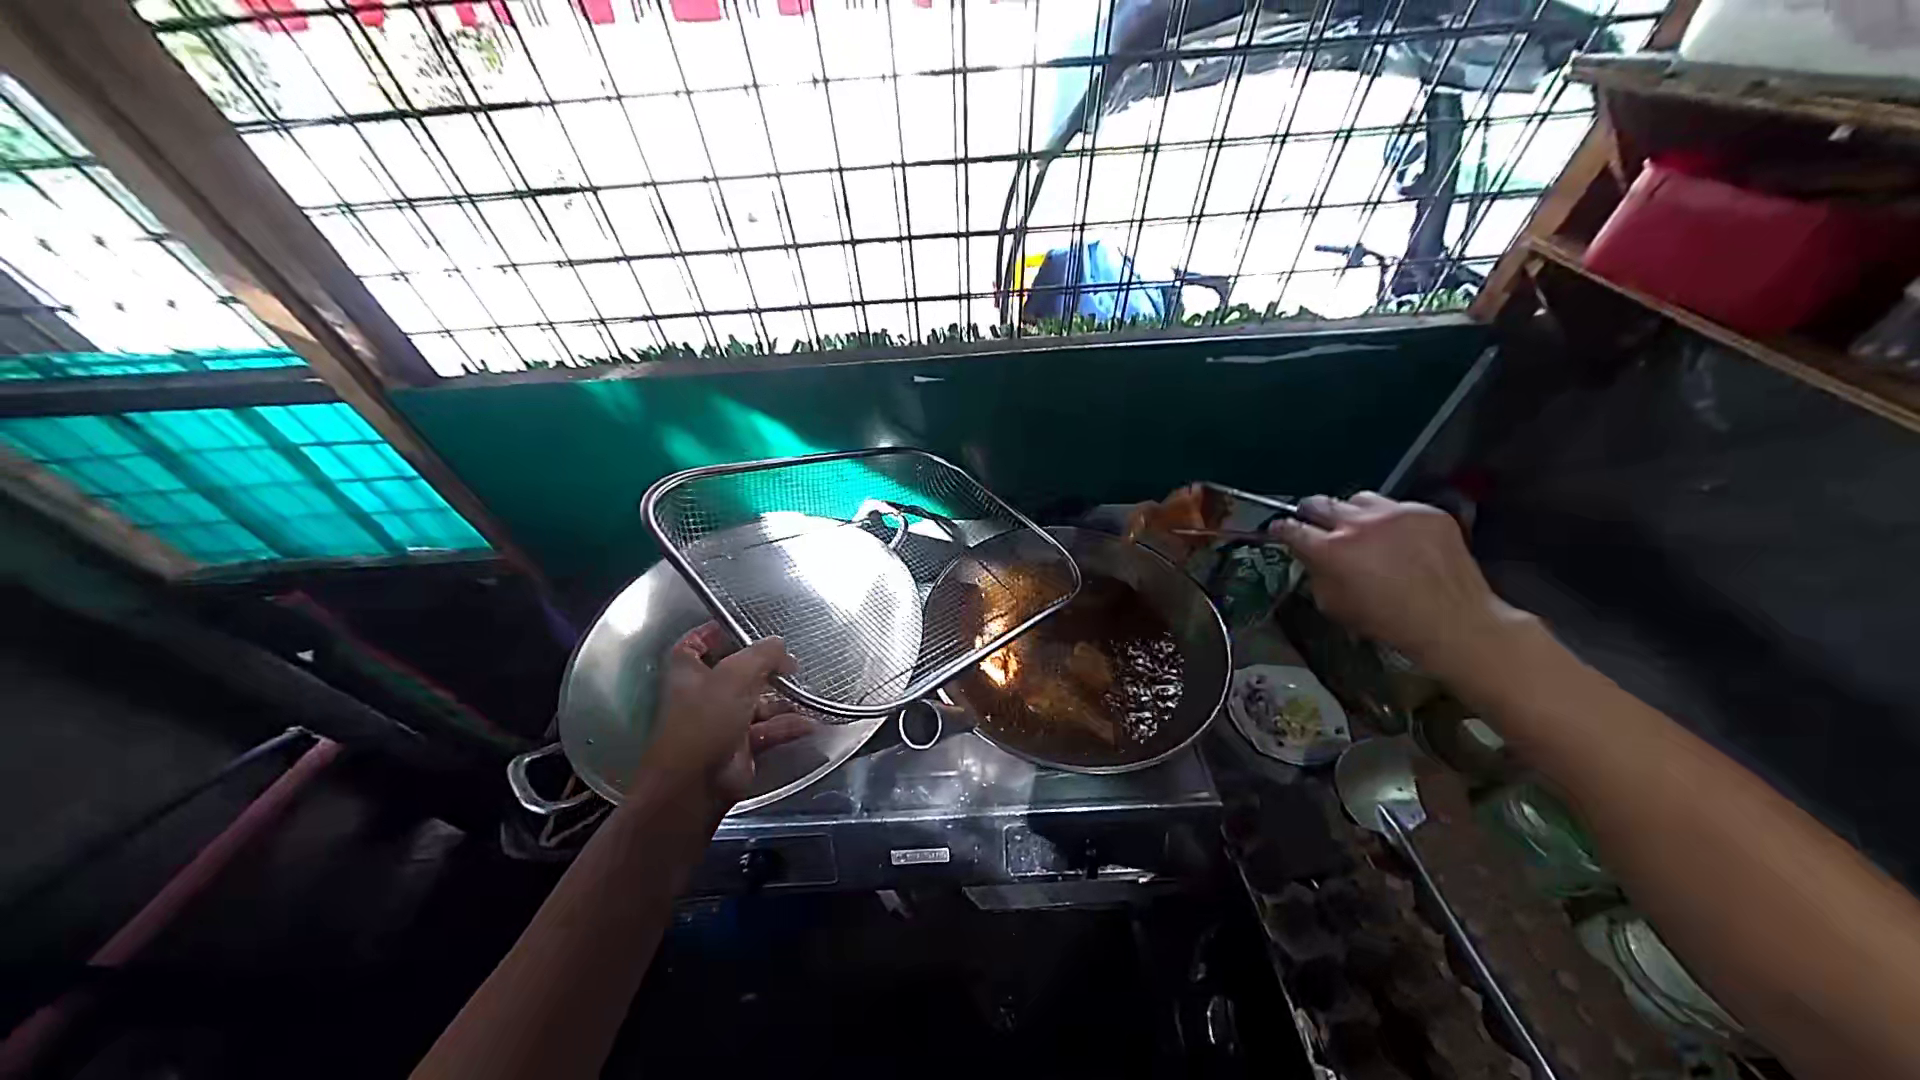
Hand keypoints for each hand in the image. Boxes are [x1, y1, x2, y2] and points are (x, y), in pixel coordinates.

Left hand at [641, 622, 817, 808]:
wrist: (697, 783)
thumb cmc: (706, 719)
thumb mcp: (735, 675)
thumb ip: (761, 654)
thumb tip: (780, 644)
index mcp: (688, 672)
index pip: (694, 644)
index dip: (712, 633)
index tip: (738, 627)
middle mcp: (703, 695)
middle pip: (736, 672)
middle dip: (763, 667)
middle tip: (788, 662)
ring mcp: (723, 722)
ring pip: (756, 703)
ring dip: (780, 699)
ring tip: (803, 692)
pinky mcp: (740, 747)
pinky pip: (768, 730)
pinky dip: (787, 726)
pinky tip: (808, 722)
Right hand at [1270, 492, 1531, 678]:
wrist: (1454, 622)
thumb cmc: (1388, 622)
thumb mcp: (1334, 605)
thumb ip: (1316, 574)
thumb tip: (1312, 558)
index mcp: (1330, 550)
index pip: (1292, 528)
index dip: (1282, 529)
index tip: (1280, 530)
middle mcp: (1358, 524)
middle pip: (1319, 503)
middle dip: (1311, 513)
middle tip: (1315, 525)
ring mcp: (1395, 513)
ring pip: (1358, 499)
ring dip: (1353, 513)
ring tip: (1362, 530)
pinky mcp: (1426, 511)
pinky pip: (1397, 506)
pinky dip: (1391, 520)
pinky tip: (1400, 541)